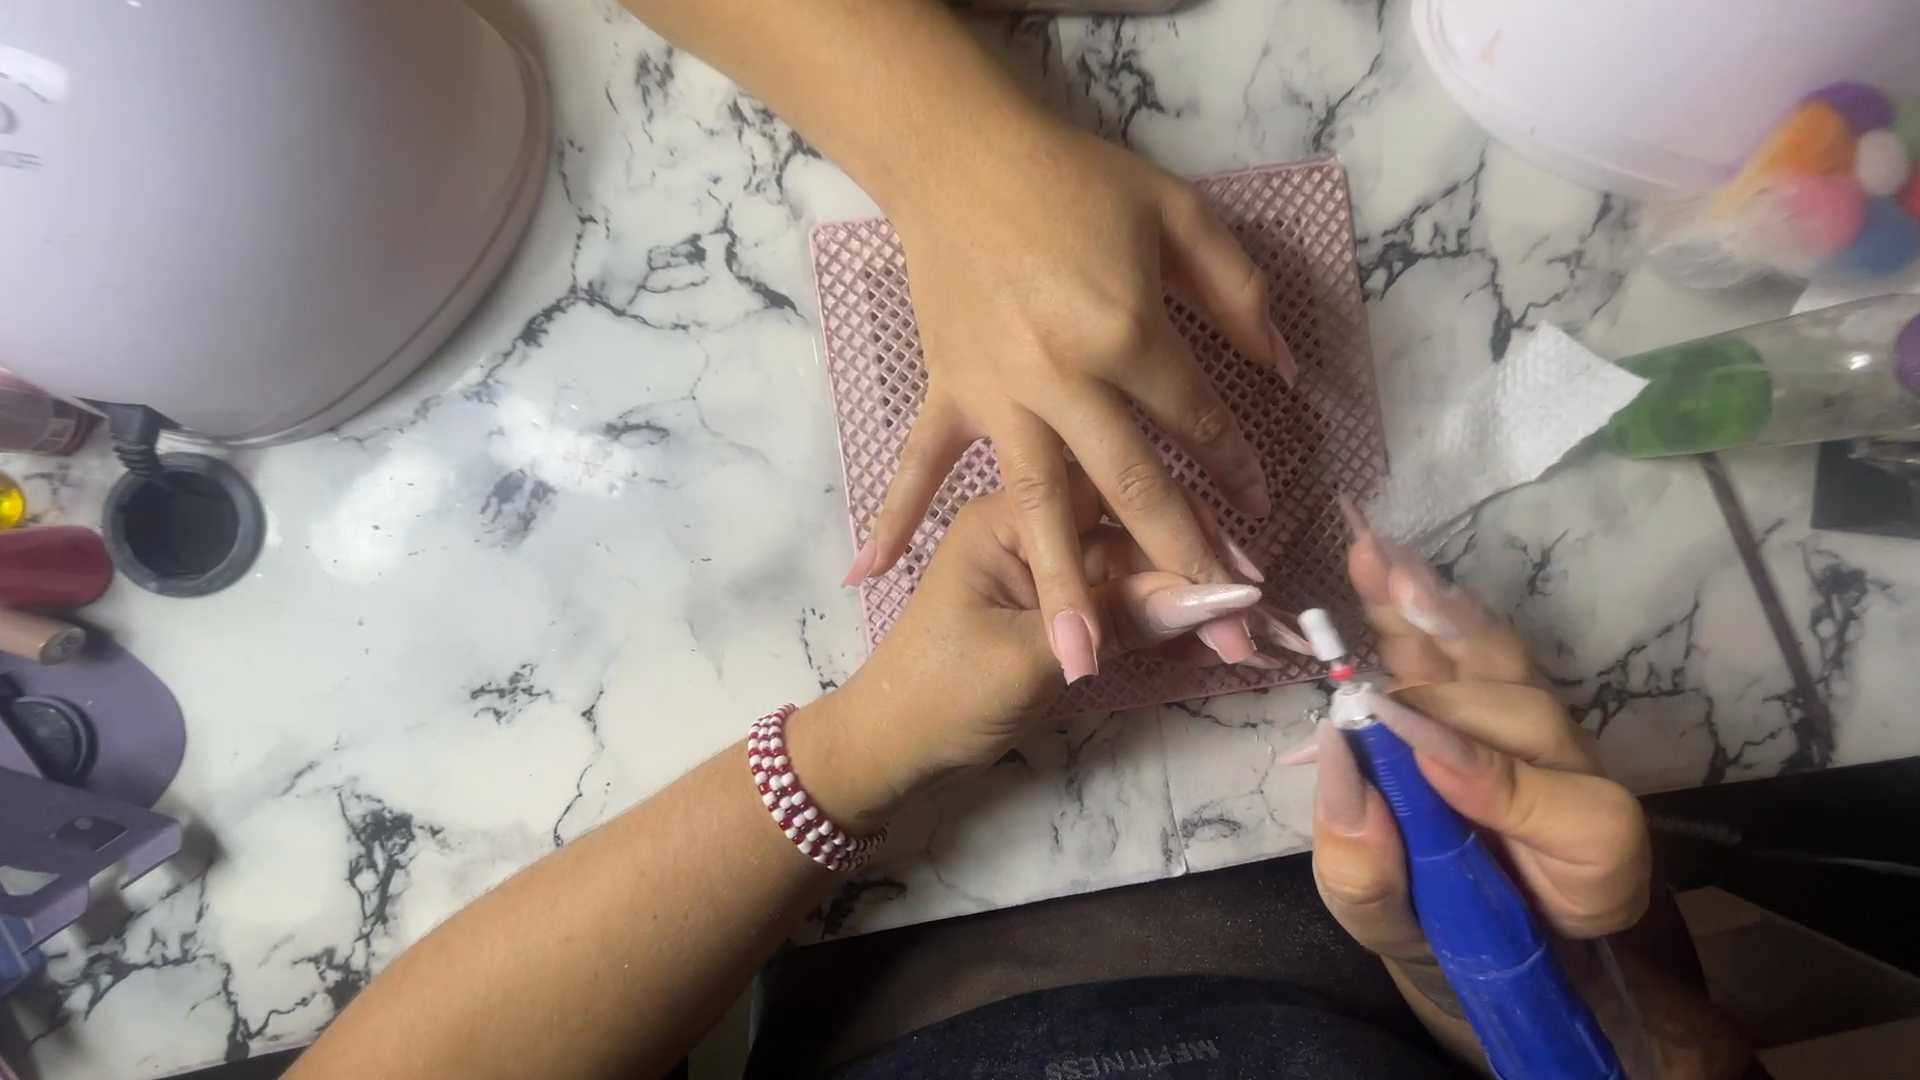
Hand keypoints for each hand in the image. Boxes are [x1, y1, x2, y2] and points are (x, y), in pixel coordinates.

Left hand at [799, 467, 1265, 830]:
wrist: (890, 744)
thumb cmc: (943, 693)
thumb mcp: (1032, 658)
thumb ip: (1121, 621)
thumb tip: (1220, 597)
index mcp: (1008, 515)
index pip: (1112, 507)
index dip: (1183, 545)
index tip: (1244, 589)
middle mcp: (1030, 527)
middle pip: (1128, 537)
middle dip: (1193, 579)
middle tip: (1256, 623)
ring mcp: (1041, 566)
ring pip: (1129, 572)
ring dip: (1182, 606)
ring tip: (1242, 637)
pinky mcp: (1052, 604)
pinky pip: (1114, 602)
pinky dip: (1155, 623)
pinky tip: (1200, 640)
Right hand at [849, 120, 1295, 681]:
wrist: (960, 159)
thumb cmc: (1072, 182)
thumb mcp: (1177, 214)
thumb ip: (1238, 292)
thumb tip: (1281, 367)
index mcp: (1125, 335)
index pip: (1196, 422)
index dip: (1237, 473)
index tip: (1262, 525)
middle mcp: (1062, 384)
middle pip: (1129, 490)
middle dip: (1178, 561)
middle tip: (1219, 630)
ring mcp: (996, 399)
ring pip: (1037, 505)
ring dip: (1060, 585)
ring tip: (1077, 660)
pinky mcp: (947, 396)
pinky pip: (919, 465)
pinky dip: (893, 516)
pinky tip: (866, 573)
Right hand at [1296, 506, 1649, 984]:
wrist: (1466, 919)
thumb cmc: (1431, 927)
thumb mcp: (1388, 926)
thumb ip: (1366, 872)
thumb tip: (1335, 765)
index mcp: (1581, 866)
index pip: (1571, 813)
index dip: (1488, 772)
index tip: (1398, 737)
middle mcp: (1569, 781)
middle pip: (1523, 711)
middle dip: (1451, 652)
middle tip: (1393, 587)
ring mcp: (1526, 732)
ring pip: (1497, 660)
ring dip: (1432, 604)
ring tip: (1377, 554)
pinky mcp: (1480, 699)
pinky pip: (1456, 645)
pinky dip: (1412, 603)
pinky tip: (1378, 562)